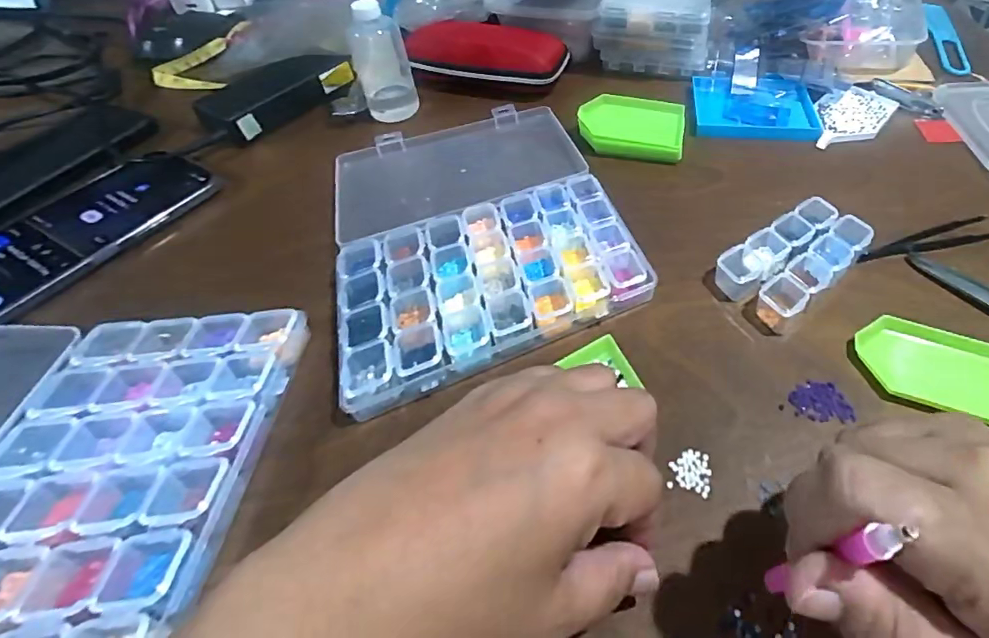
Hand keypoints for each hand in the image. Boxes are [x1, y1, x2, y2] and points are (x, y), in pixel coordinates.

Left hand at [183, 365, 660, 637]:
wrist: (339, 583)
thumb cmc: (452, 610)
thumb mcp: (544, 615)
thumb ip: (609, 581)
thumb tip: (643, 566)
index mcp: (586, 465)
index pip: (649, 483)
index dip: (645, 527)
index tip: (622, 559)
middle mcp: (561, 411)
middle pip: (637, 406)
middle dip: (635, 455)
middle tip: (603, 508)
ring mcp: (518, 391)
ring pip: (594, 377)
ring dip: (600, 419)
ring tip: (569, 472)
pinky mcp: (480, 390)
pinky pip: (544, 375)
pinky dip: (557, 402)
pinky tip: (525, 451)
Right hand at [780, 417, 988, 637]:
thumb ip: (886, 621)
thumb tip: (798, 581)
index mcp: (981, 526)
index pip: (849, 481)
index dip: (808, 524)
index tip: (813, 579)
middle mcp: (971, 455)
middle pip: (846, 449)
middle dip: (820, 507)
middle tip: (840, 572)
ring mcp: (975, 433)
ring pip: (863, 433)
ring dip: (846, 486)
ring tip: (872, 547)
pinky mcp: (977, 429)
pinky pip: (895, 430)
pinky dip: (875, 466)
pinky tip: (902, 514)